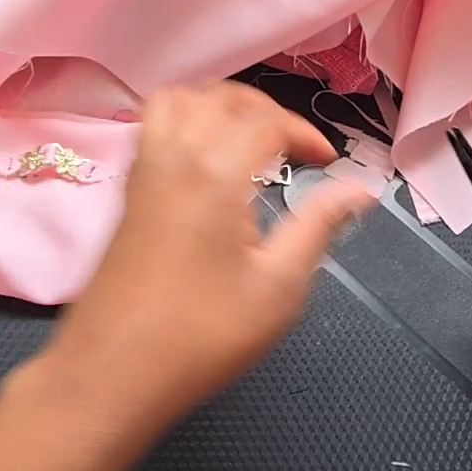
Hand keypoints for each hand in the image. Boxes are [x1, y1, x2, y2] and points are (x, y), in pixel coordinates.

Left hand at [35, 83, 374, 429]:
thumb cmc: (203, 336)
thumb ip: (318, 226)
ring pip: (181, 100)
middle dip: (266, 110)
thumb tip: (359, 190)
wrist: (112, 373)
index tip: (327, 162)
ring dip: (220, 107)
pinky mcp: (127, 192)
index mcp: (215, 175)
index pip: (266, 120)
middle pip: (222, 97)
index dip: (304, 132)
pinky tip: (205, 161)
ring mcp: (143, 172)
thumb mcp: (278, 288)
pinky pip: (154, 125)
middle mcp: (174, 158)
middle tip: (293, 148)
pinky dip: (186, 120)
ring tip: (248, 141)